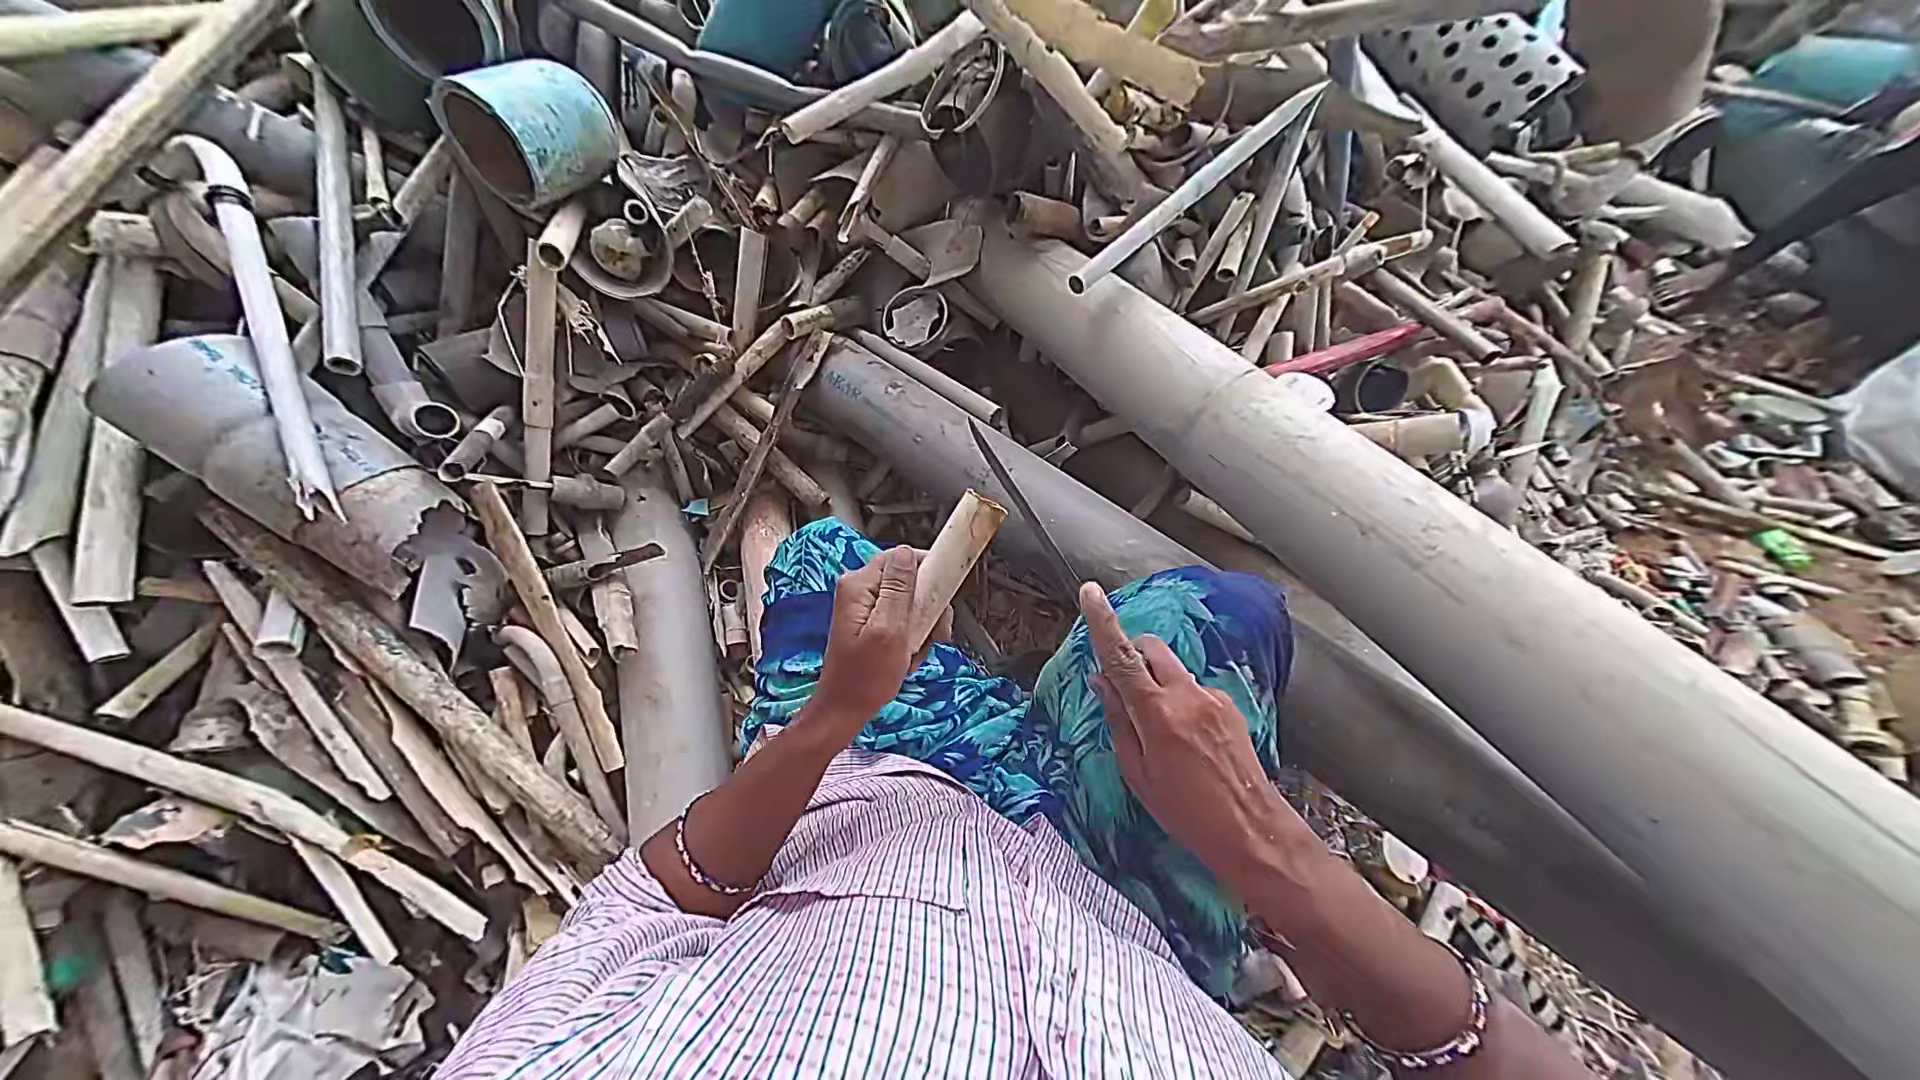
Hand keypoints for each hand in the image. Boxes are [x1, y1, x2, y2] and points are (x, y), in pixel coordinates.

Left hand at [810, 547, 944, 730]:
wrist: (845, 710)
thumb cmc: (865, 678)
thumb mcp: (889, 631)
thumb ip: (900, 589)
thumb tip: (908, 552)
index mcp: (859, 586)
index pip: (902, 557)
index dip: (928, 573)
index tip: (942, 599)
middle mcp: (859, 590)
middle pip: (909, 579)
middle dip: (927, 607)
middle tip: (931, 634)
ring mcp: (864, 606)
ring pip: (911, 601)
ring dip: (921, 626)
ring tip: (914, 651)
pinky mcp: (871, 621)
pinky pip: (903, 618)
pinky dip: (912, 636)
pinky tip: (907, 655)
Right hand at [1080, 582, 1298, 892]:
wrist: (1253, 832)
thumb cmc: (1186, 813)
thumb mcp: (1137, 774)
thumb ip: (1118, 721)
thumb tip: (1102, 682)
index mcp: (1157, 715)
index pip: (1121, 656)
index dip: (1102, 622)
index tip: (1090, 592)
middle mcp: (1187, 696)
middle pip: (1151, 648)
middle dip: (1132, 655)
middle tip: (1124, 687)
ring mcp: (1213, 698)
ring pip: (1172, 668)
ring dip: (1157, 680)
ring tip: (1160, 727)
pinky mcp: (1230, 705)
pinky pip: (1193, 687)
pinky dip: (1180, 698)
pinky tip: (1187, 737)